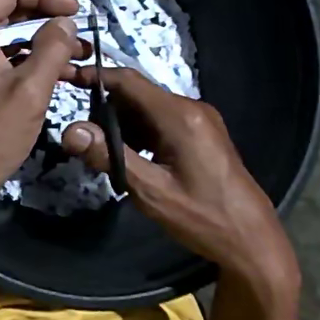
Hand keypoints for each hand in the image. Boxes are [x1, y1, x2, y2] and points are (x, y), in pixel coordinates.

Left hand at [0, 0, 86, 199]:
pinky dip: (32, 58)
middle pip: (10, 8)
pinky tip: (62, 73)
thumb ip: (52, 48)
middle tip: (81, 33)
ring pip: (10, 33)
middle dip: (48, 17)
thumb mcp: (31, 89)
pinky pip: (6, 54)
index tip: (75, 11)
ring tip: (81, 54)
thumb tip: (66, 21)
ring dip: (44, 40)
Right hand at [61, 67, 299, 308]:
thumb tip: (70, 130)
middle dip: (105, 109)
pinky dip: (139, 134)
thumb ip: (109, 156)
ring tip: (101, 153)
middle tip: (81, 135)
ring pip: (147, 109)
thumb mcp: (151, 191)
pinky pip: (160, 122)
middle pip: (136, 94)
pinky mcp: (201, 134)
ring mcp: (199, 120)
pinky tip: (129, 159)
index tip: (66, 79)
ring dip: (122, 125)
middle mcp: (191, 109)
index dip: (95, 76)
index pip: (129, 81)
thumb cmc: (203, 217)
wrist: (253, 242)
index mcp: (180, 116)